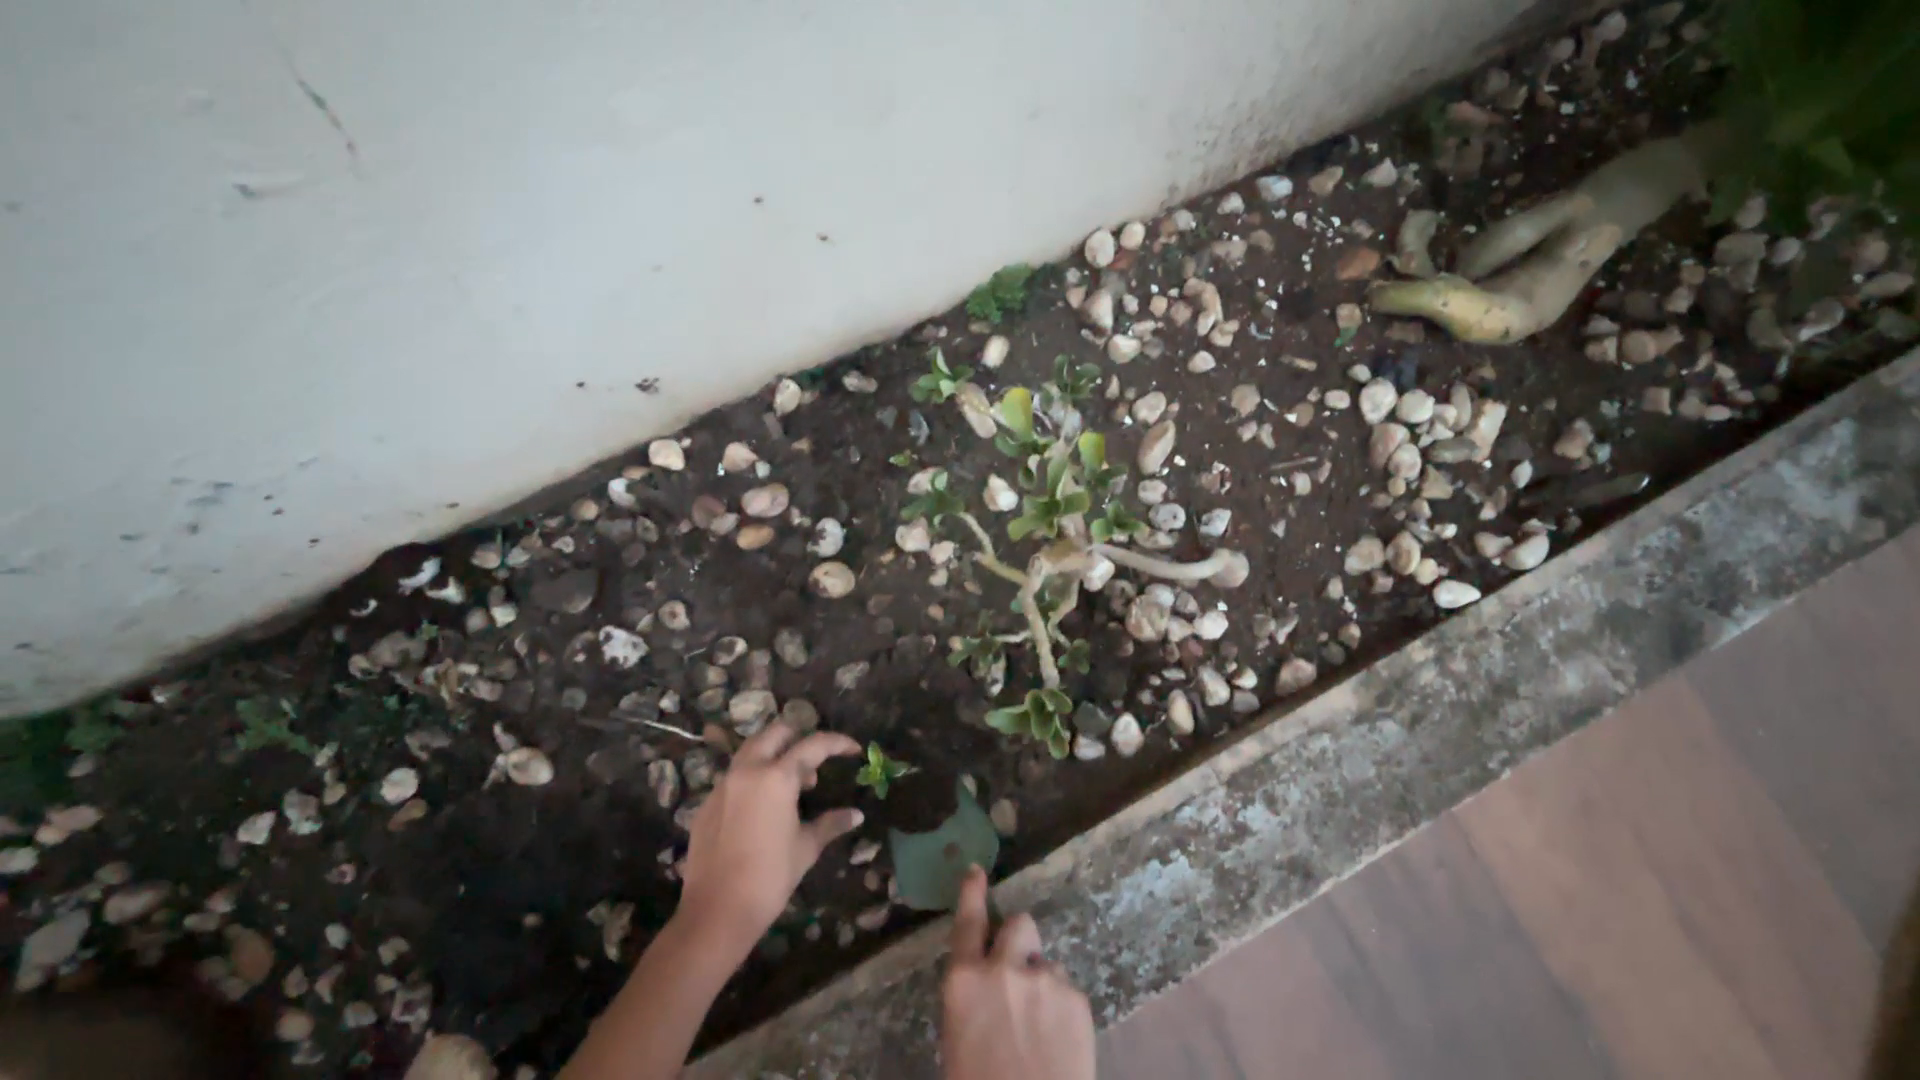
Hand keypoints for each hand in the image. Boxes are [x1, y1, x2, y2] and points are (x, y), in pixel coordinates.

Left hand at [677, 723, 864, 946]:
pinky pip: (734, 777)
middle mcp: (747, 771)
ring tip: (792, 787)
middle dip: (798, 738)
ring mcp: (722, 785)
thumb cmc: (770, 877)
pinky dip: (754, 779)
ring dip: (774, 756)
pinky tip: (763, 809)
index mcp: (776, 777)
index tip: (853, 749)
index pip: (813, 745)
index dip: (837, 743)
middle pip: (775, 733)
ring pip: (751, 751)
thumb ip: (830, 823)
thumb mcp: (806, 848)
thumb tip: (855, 814)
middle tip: (815, 764)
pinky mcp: (707, 803)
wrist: (717, 910)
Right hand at [940, 866, 1095, 1079]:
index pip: (967, 922)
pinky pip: (1067, 991)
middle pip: (1018, 924)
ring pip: (1045, 963)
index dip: (972, 892)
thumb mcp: (958, 1040)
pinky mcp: (1077, 998)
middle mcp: (1003, 968)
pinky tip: (1059, 1042)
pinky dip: (1062, 1009)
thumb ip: (973, 1000)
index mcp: (963, 981)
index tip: (977, 871)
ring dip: (1042, 984)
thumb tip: (986, 988)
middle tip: (1020, 969)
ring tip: (1041, 1026)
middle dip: (1019, 939)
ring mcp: (1044, 980)